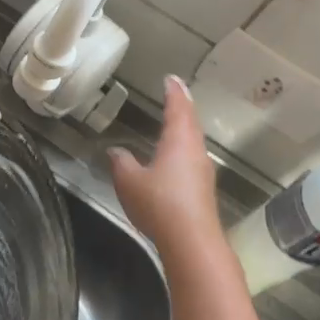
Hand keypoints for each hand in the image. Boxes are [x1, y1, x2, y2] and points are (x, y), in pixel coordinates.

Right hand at [108, 76, 222, 260]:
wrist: (191, 240)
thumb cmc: (159, 203)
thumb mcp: (129, 181)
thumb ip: (122, 163)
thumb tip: (116, 150)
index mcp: (179, 140)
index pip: (178, 108)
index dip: (174, 92)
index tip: (171, 79)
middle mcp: (195, 151)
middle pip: (191, 122)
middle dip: (183, 107)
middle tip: (176, 94)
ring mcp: (203, 171)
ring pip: (194, 141)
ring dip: (186, 128)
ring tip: (176, 122)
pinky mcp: (203, 190)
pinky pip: (193, 158)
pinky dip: (185, 148)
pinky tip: (176, 156)